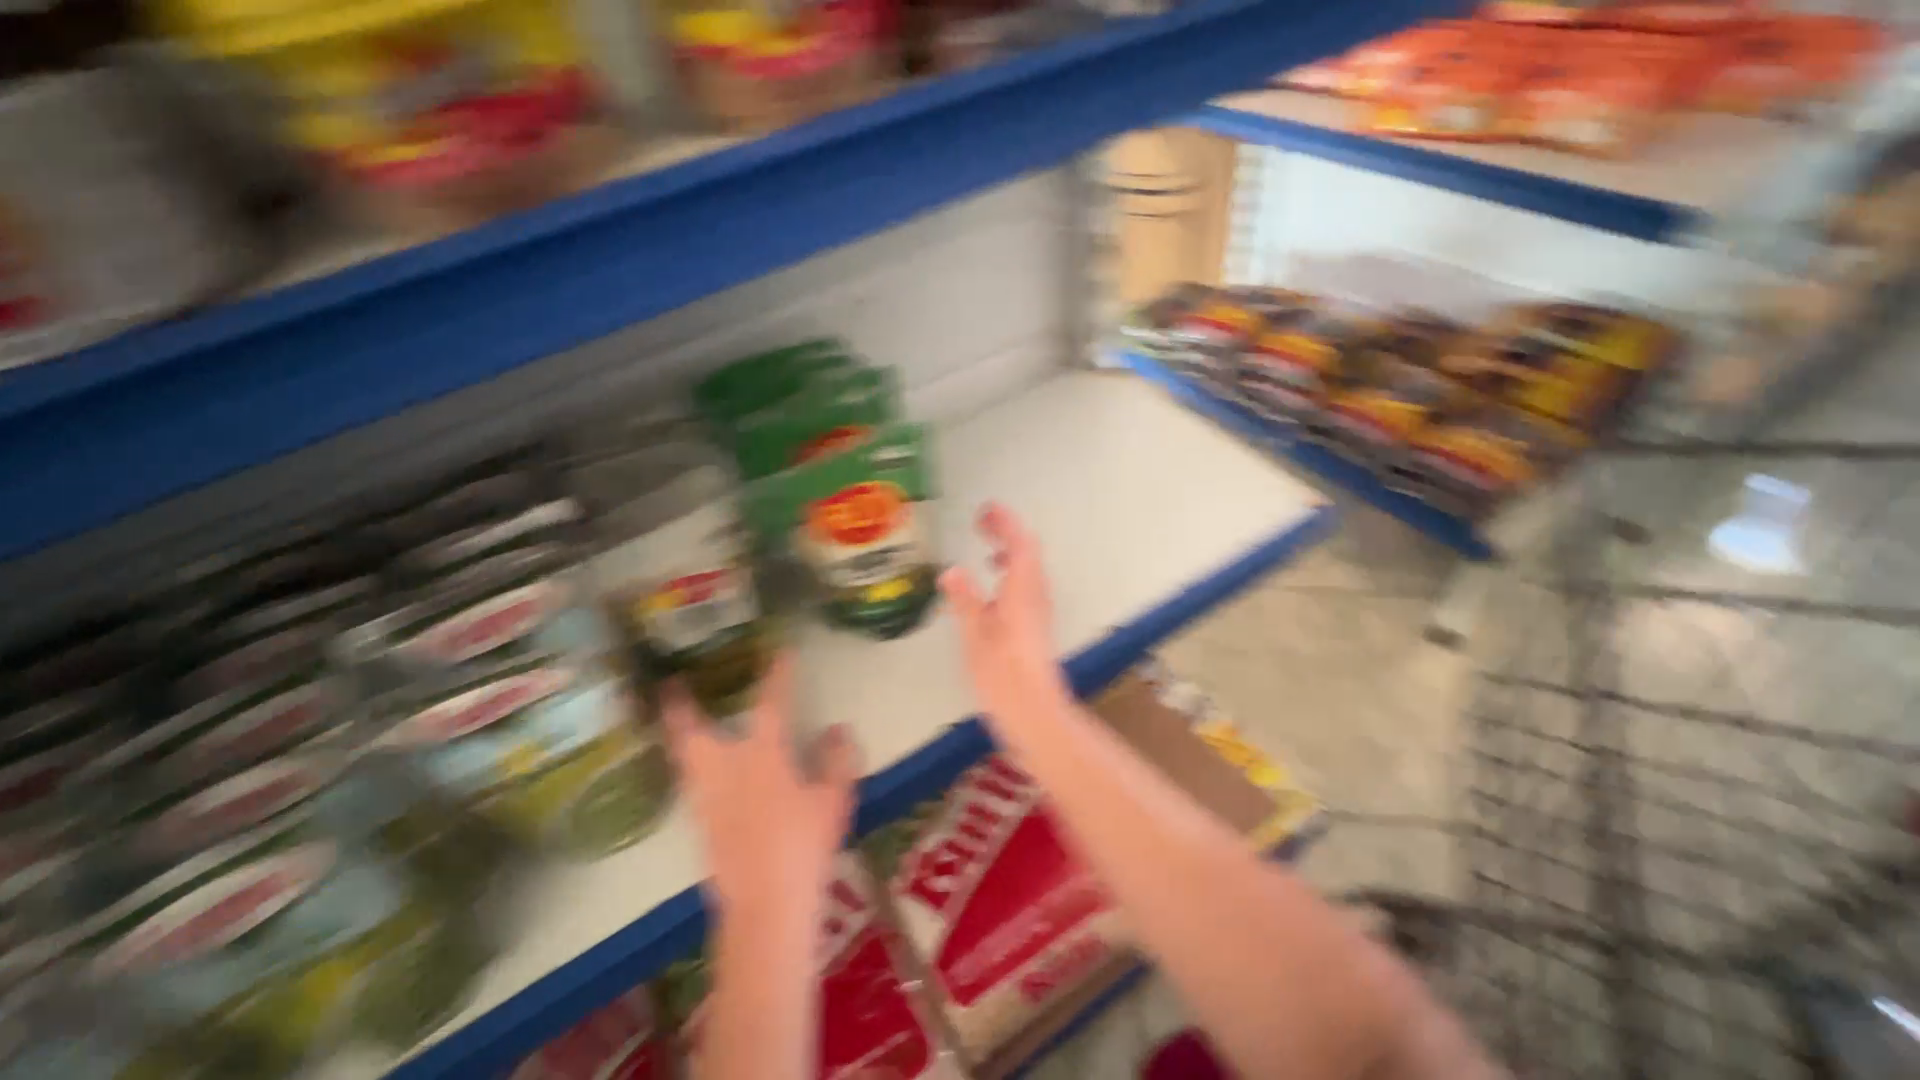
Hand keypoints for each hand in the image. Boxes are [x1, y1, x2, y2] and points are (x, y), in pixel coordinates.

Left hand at [663, 651, 857, 923]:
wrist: (766, 904)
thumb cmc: (805, 846)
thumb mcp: (835, 801)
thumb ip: (838, 760)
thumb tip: (836, 730)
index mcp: (762, 755)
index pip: (770, 702)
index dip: (777, 673)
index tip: (781, 651)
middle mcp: (724, 768)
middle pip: (691, 729)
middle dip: (680, 705)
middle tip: (670, 685)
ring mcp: (706, 799)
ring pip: (683, 757)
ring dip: (678, 734)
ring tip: (676, 721)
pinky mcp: (700, 826)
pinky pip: (689, 783)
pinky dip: (689, 766)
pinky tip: (700, 771)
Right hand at [939, 503, 1072, 723]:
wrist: (1032, 711)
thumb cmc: (1001, 673)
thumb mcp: (975, 635)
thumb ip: (965, 600)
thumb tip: (951, 571)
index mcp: (1023, 589)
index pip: (1020, 543)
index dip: (1005, 522)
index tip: (985, 510)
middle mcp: (1035, 594)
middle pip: (1028, 552)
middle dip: (1007, 532)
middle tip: (981, 523)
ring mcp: (1037, 611)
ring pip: (1029, 570)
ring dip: (1010, 552)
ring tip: (986, 549)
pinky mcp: (1034, 627)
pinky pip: (1025, 587)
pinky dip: (1010, 574)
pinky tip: (992, 591)